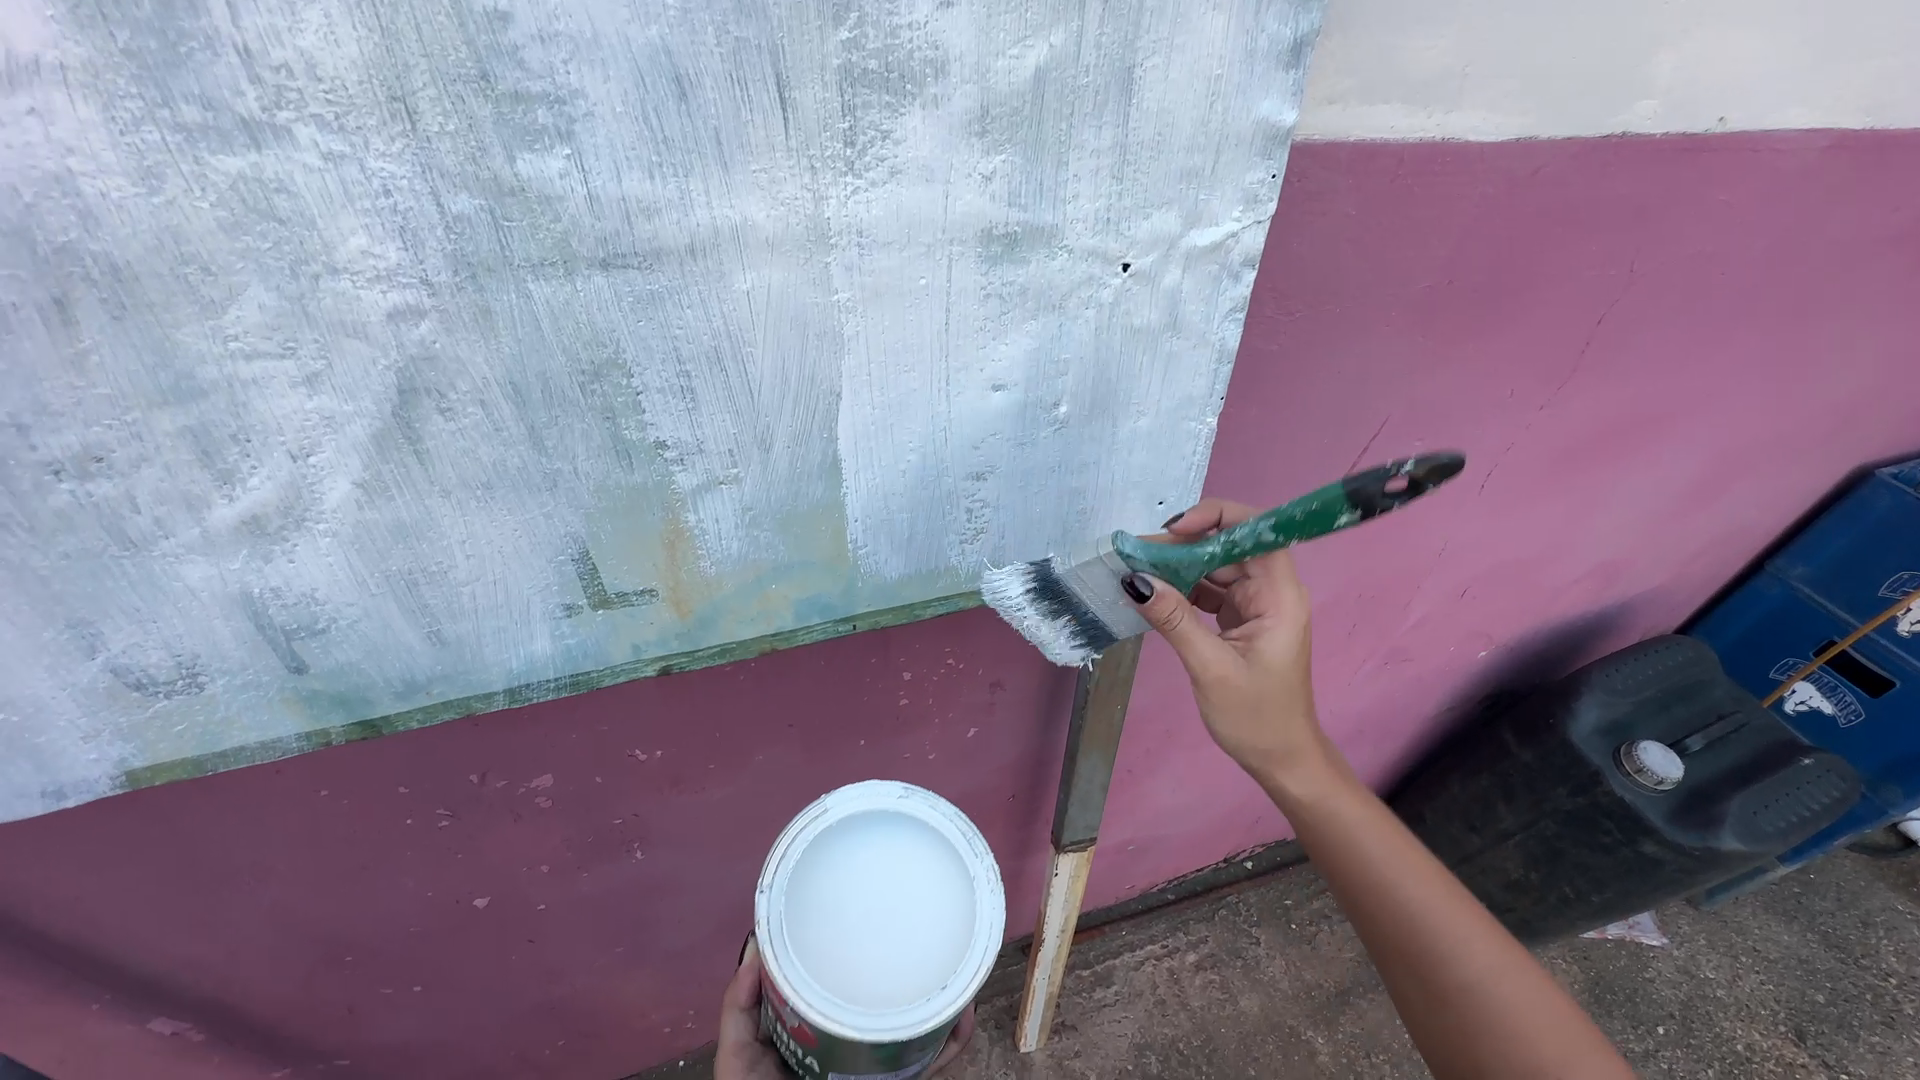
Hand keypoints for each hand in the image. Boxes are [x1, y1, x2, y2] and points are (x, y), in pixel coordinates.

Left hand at [715, 939, 976, 1079]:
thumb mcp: (738, 1057)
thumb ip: (739, 1008)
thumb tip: (756, 946)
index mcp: (816, 1034)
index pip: (842, 988)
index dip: (858, 958)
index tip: (870, 925)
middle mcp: (852, 1047)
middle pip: (889, 1004)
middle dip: (912, 975)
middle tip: (923, 941)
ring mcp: (877, 1069)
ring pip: (918, 1030)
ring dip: (941, 1002)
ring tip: (954, 973)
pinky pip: (932, 1063)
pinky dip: (951, 1041)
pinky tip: (962, 1016)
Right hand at [1124, 497, 1345, 798]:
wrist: (1281, 759)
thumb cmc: (1256, 717)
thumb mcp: (1210, 668)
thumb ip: (1174, 619)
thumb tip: (1135, 580)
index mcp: (1279, 597)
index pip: (1258, 533)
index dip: (1218, 518)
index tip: (1174, 530)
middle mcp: (1271, 592)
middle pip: (1231, 547)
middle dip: (1186, 544)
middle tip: (1138, 552)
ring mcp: (1255, 606)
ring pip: (1216, 567)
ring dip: (1179, 565)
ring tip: (1137, 566)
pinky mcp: (1240, 620)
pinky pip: (1210, 590)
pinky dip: (1182, 587)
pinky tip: (1153, 589)